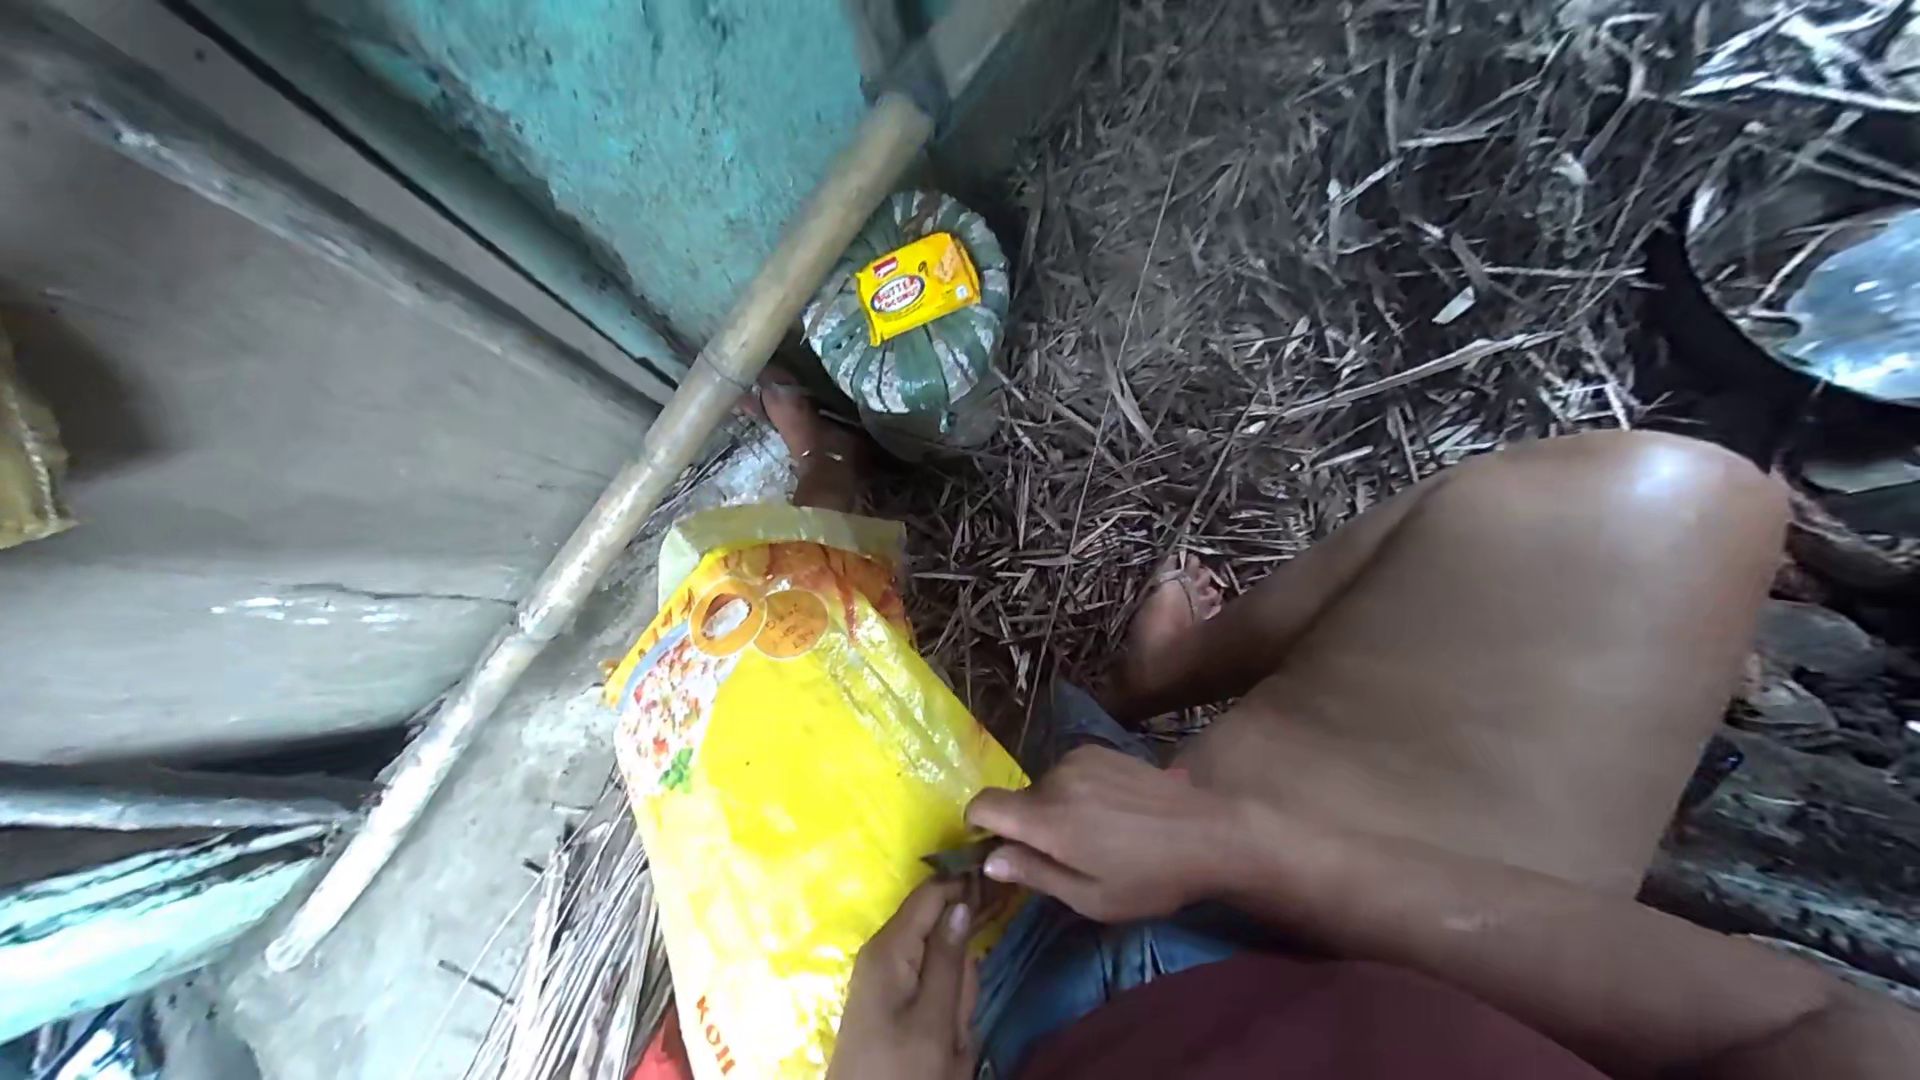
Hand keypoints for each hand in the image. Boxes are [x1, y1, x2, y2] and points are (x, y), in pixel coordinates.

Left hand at [827, 879, 977, 1079]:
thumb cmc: (899, 1074)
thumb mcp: (933, 1023)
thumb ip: (948, 959)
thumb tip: (962, 901)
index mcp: (889, 947)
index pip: (931, 892)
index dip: (964, 886)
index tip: (1001, 890)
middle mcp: (883, 950)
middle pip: (938, 930)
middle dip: (960, 970)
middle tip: (958, 1016)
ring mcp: (884, 974)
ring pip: (939, 963)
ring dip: (954, 999)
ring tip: (947, 1041)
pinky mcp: (889, 997)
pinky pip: (929, 986)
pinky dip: (943, 1011)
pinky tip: (942, 1043)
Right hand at [965, 745, 1245, 921]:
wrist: (1207, 831)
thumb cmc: (1150, 877)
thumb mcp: (1091, 897)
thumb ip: (1034, 874)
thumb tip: (988, 859)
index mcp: (1048, 818)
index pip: (984, 804)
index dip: (977, 823)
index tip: (992, 843)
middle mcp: (1055, 779)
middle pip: (1018, 800)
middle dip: (1028, 825)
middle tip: (1068, 853)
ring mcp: (1078, 758)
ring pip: (1045, 786)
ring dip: (1055, 807)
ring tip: (1098, 831)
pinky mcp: (1098, 749)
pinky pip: (1068, 771)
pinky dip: (1075, 789)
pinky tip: (1111, 808)